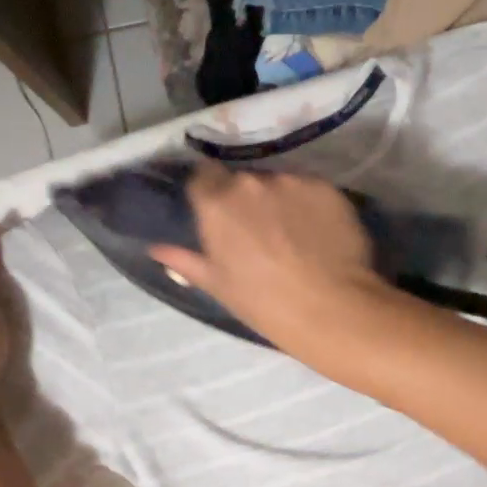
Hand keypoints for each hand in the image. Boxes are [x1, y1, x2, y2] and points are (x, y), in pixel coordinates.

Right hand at [147, 164, 394, 349]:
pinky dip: (311, 207)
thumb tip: (157, 249)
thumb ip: (186, 261)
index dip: (210, 195)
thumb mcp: (218, 286)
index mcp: (217, 204)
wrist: (330, 309)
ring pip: (279, 184)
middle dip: (247, 200)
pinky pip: (311, 191)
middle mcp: (252, 182)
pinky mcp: (327, 188)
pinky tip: (319, 236)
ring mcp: (293, 181)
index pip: (202, 178)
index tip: (219, 217)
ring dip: (280, 202)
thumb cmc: (264, 304)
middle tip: (259, 234)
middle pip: (243, 181)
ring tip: (294, 237)